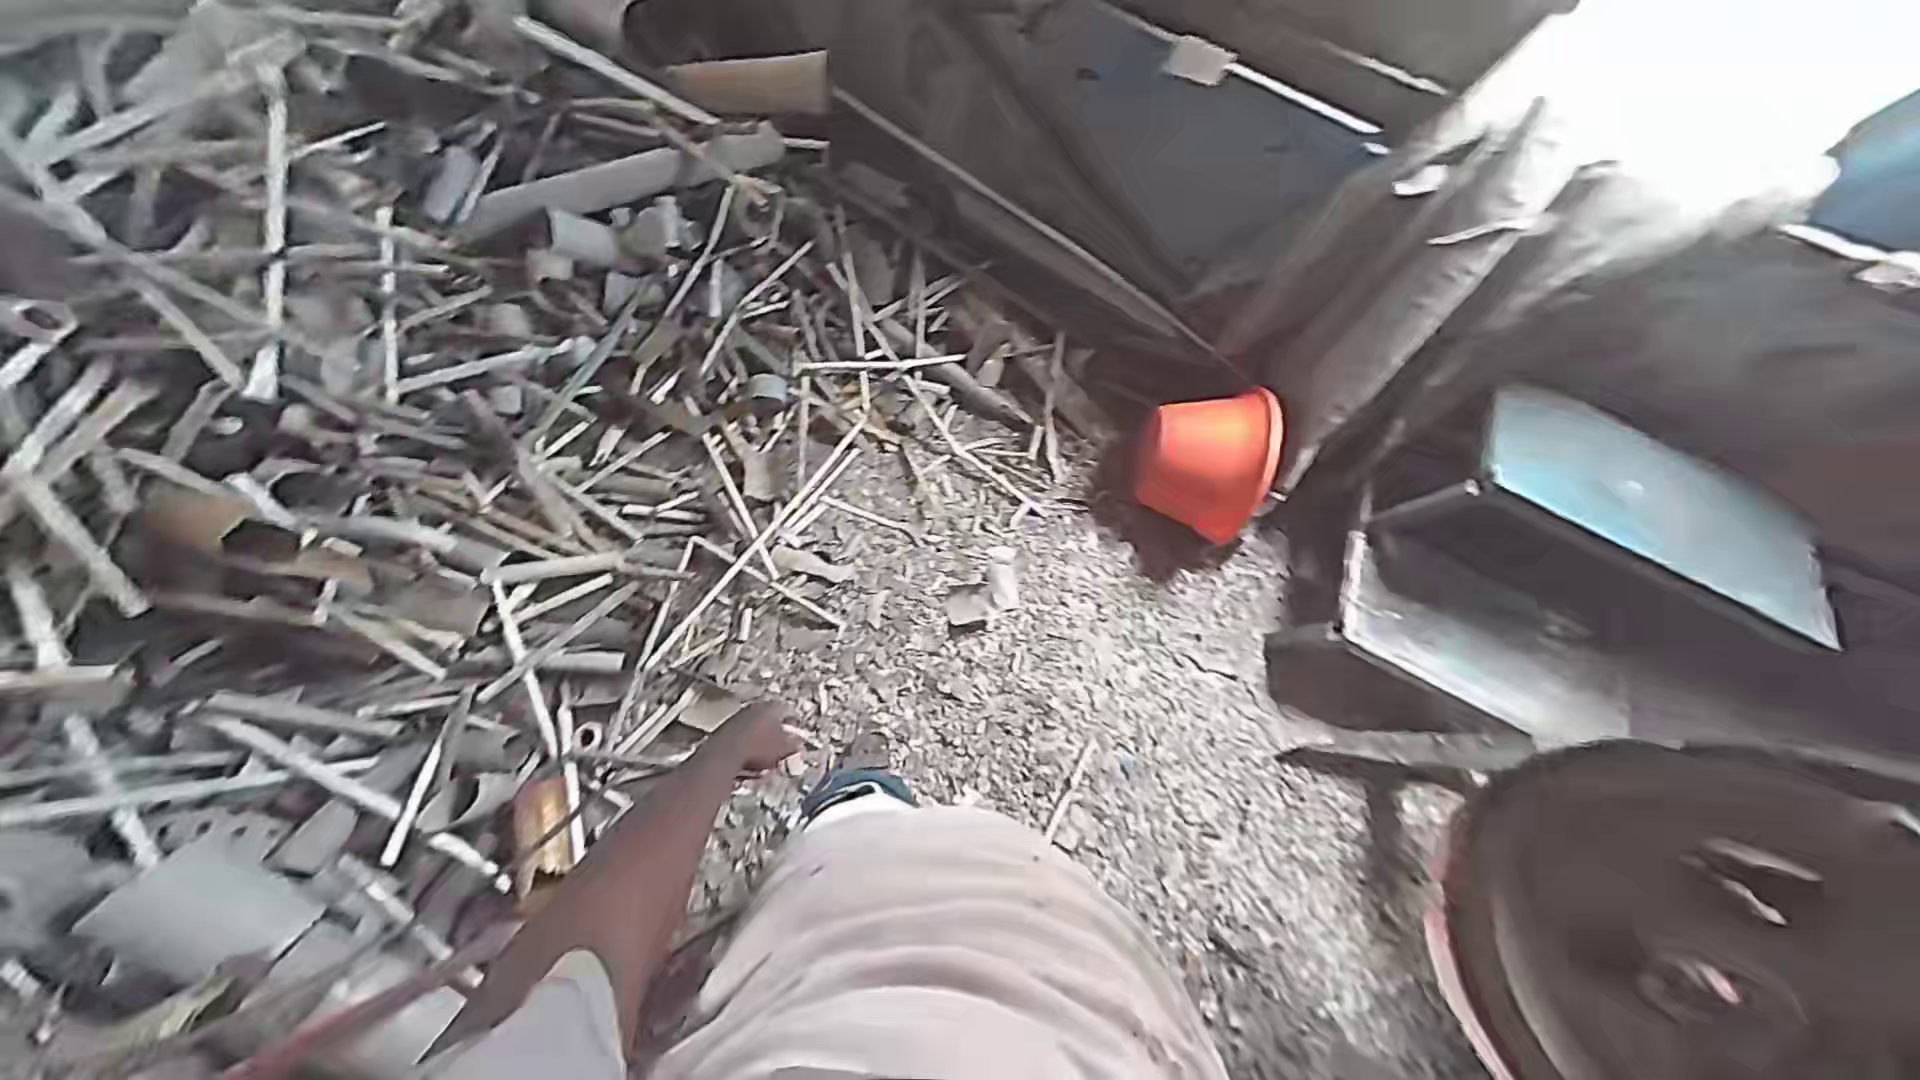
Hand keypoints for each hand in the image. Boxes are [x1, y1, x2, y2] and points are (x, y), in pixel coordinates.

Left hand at [700, 702, 802, 773]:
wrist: (722, 757)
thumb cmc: (758, 748)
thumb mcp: (782, 749)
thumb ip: (792, 744)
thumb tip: (798, 743)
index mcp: (768, 707)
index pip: (786, 711)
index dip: (793, 724)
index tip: (797, 736)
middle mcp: (751, 709)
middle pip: (768, 721)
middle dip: (775, 737)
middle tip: (781, 752)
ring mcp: (735, 720)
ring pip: (753, 732)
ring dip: (759, 746)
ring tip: (765, 764)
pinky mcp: (721, 735)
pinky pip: (740, 742)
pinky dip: (746, 753)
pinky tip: (749, 768)